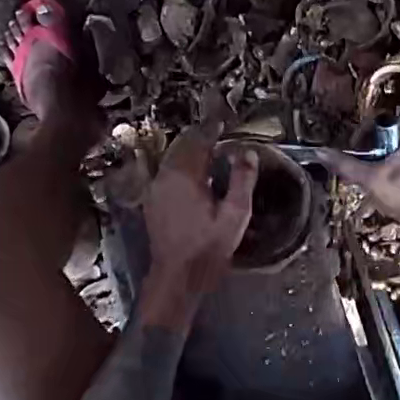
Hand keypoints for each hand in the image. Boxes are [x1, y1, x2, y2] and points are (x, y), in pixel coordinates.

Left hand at [140, 122, 256, 323]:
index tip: (223, 123)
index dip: (211, 129)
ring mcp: (155, 189)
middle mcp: (165, 177)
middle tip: (217, 133)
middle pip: (181, 145)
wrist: (177, 276)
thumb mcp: (235, 215)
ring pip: (171, 157)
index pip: (198, 141)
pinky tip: (193, 174)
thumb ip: (243, 180)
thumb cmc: (208, 247)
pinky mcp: (152, 201)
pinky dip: (180, 164)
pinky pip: (165, 172)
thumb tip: (247, 153)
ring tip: (207, 150)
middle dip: (199, 136)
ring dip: (188, 150)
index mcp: (185, 176)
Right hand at [309, 126, 399, 224]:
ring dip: (367, 158)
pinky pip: (386, 157)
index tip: (351, 148)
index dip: (361, 134)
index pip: (378, 123)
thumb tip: (322, 153)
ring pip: (381, 148)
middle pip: (379, 136)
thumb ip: (346, 164)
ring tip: (355, 171)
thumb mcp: (370, 177)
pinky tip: (364, 177)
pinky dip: (375, 165)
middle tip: (351, 160)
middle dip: (362, 149)